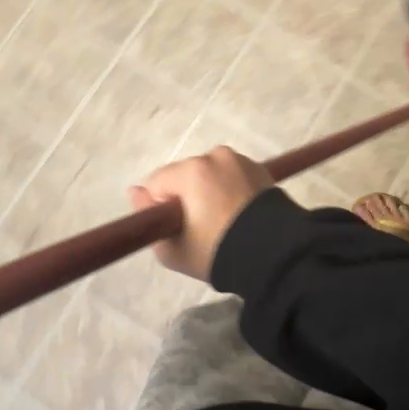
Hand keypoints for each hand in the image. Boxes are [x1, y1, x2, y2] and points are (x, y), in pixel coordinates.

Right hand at [128, 146, 272, 282]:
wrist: (273, 253)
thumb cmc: (215, 251)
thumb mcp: (171, 248)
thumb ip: (147, 216)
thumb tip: (135, 191)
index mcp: (191, 170)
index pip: (158, 183)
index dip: (162, 208)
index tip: (177, 230)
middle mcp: (216, 156)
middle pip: (186, 176)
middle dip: (188, 197)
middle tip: (202, 229)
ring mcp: (241, 160)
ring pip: (211, 175)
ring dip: (211, 192)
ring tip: (225, 223)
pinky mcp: (261, 169)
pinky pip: (233, 177)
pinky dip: (231, 191)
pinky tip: (240, 215)